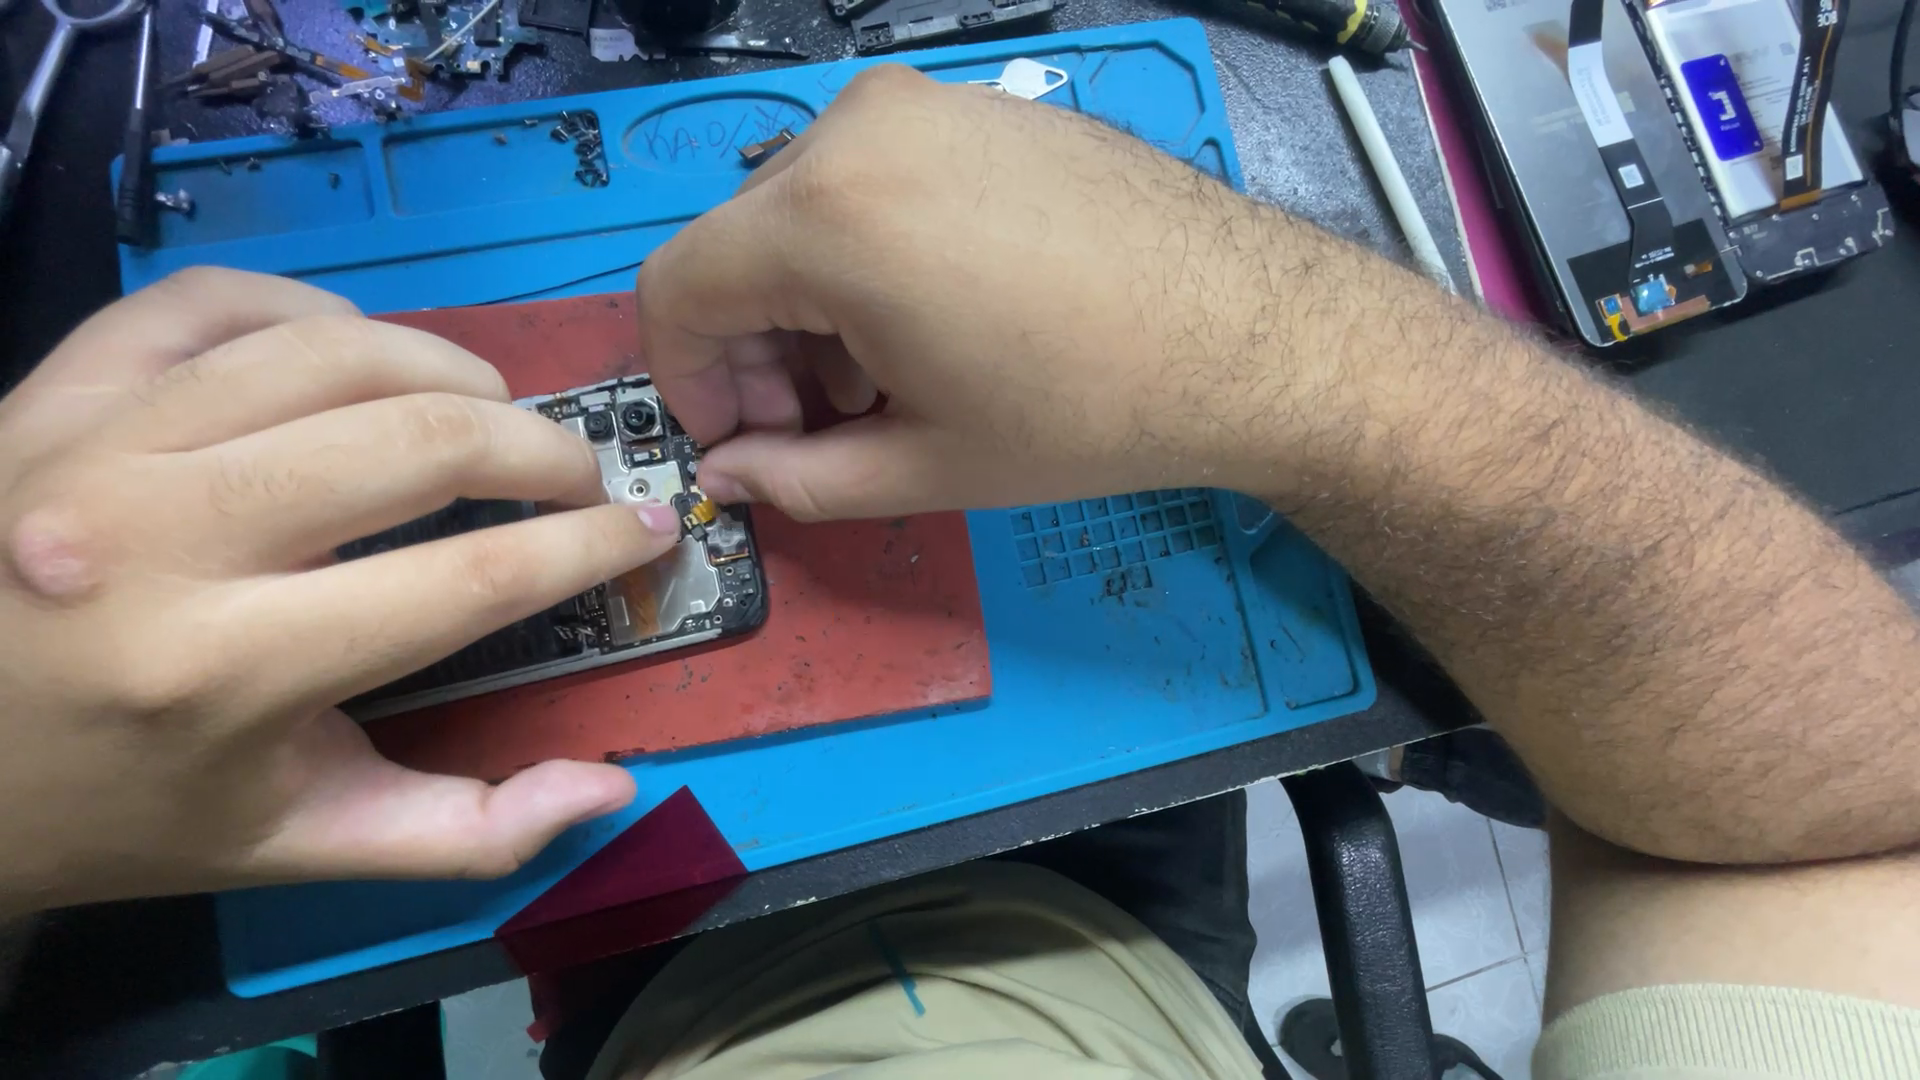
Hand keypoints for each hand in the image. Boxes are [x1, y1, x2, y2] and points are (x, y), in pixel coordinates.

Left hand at [0, 268, 682, 914]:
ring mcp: (85, 445)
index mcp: (234, 668)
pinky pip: (209, 304)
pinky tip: (363, 355)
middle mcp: (156, 537)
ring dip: (459, 371)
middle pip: (427, 442)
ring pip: (338, 352)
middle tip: (584, 480)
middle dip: (550, 451)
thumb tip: (615, 787)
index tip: (652, 529)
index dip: (595, 546)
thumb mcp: (308, 845)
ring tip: (499, 413)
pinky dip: (317, 311)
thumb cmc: (125, 812)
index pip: (482, 575)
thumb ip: (476, 830)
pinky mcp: (40, 393)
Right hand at [638, 66, 1358, 519]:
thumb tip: (725, 476)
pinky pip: (872, 186)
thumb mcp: (928, 466)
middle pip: (741, 250)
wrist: (1251, 337)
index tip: (740, 438)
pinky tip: (932, 323)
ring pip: (803, 217)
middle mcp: (856, 133)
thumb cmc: (1084, 414)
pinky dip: (866, 262)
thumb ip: (801, 480)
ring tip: (885, 388)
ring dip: (813, 313)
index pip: (677, 288)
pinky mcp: (976, 114)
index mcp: (826, 219)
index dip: (688, 379)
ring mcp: (924, 107)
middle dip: (756, 354)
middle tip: (818, 430)